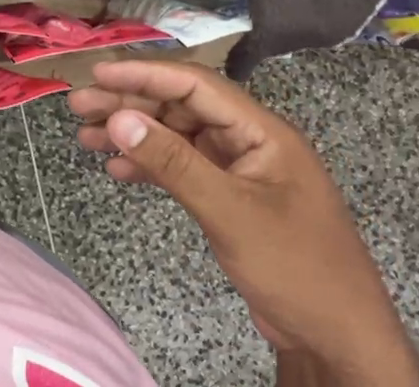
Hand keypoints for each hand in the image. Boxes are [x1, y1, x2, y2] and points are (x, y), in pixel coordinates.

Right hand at [69, 61, 418, 382]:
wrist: (340, 343)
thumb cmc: (297, 270)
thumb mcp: (230, 212)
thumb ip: (173, 162)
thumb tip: (118, 118)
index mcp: (263, 132)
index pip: (195, 85)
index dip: (144, 74)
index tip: (97, 75)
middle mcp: (250, 142)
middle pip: (180, 107)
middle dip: (129, 104)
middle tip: (78, 106)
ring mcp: (241, 170)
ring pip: (176, 136)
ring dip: (133, 134)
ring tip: (85, 137)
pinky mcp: (231, 198)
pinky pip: (182, 167)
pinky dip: (149, 165)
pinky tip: (117, 171)